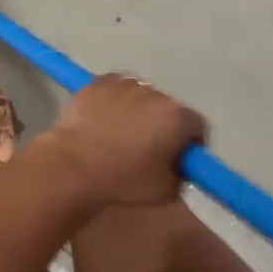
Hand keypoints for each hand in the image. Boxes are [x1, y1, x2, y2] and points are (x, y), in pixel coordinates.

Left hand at [36, 74, 206, 207]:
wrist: (76, 161)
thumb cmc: (126, 178)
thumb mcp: (169, 190)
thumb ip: (182, 172)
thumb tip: (176, 164)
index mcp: (176, 117)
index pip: (196, 125)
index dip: (191, 142)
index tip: (180, 157)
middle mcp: (153, 92)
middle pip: (168, 108)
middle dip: (164, 124)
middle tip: (150, 146)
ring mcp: (122, 83)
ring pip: (141, 96)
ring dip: (139, 110)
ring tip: (123, 130)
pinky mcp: (97, 81)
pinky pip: (115, 88)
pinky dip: (116, 99)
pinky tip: (105, 116)